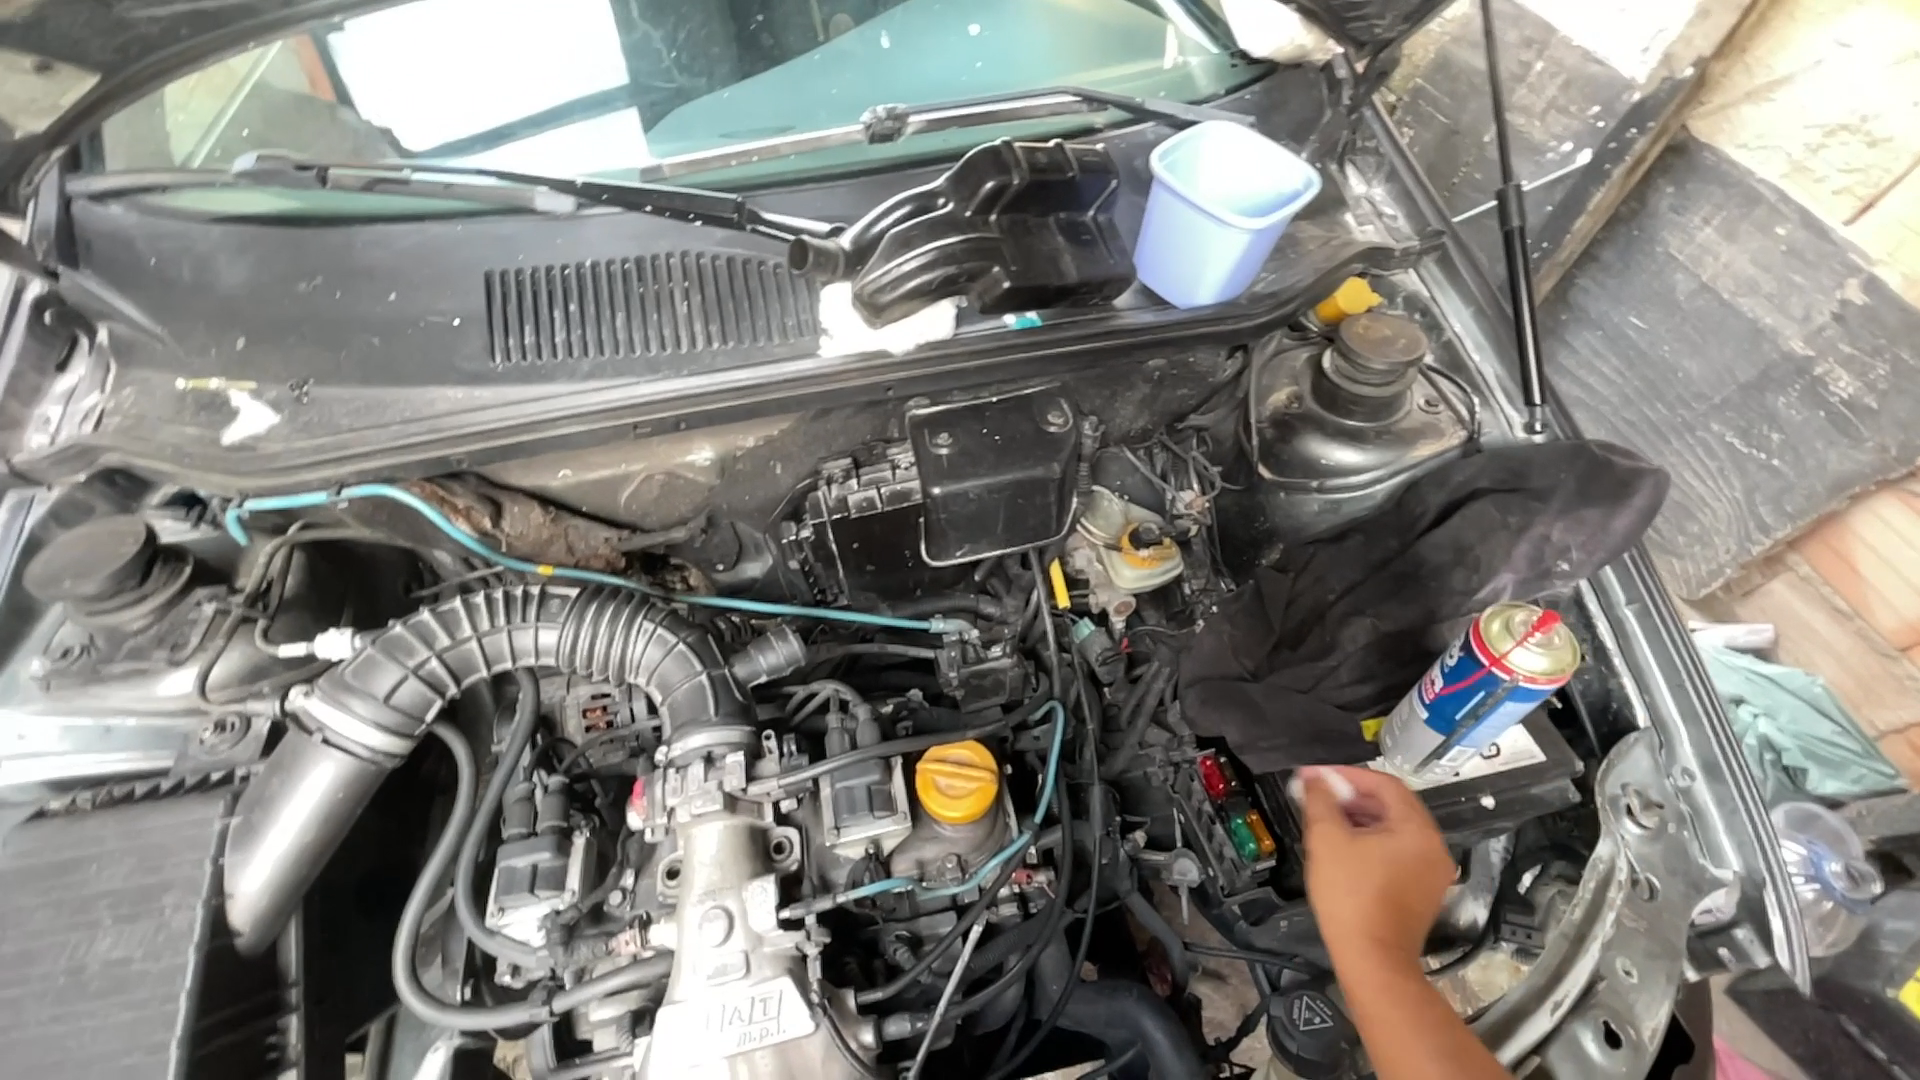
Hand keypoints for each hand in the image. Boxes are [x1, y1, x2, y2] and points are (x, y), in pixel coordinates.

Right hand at [1296, 765, 1457, 974]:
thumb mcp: (1326, 838)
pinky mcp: (1423, 891)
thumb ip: (1320, 799)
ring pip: (1394, 829)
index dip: (1346, 774)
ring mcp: (1432, 872)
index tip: (1314, 776)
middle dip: (1351, 796)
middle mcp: (1434, 848)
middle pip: (1392, 805)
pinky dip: (1372, 840)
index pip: (1384, 784)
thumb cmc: (1349, 894)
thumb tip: (1315, 778)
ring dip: (1360, 818)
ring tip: (1326, 819)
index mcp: (1417, 830)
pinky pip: (1398, 851)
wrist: (1372, 959)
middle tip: (1318, 796)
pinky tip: (1344, 847)